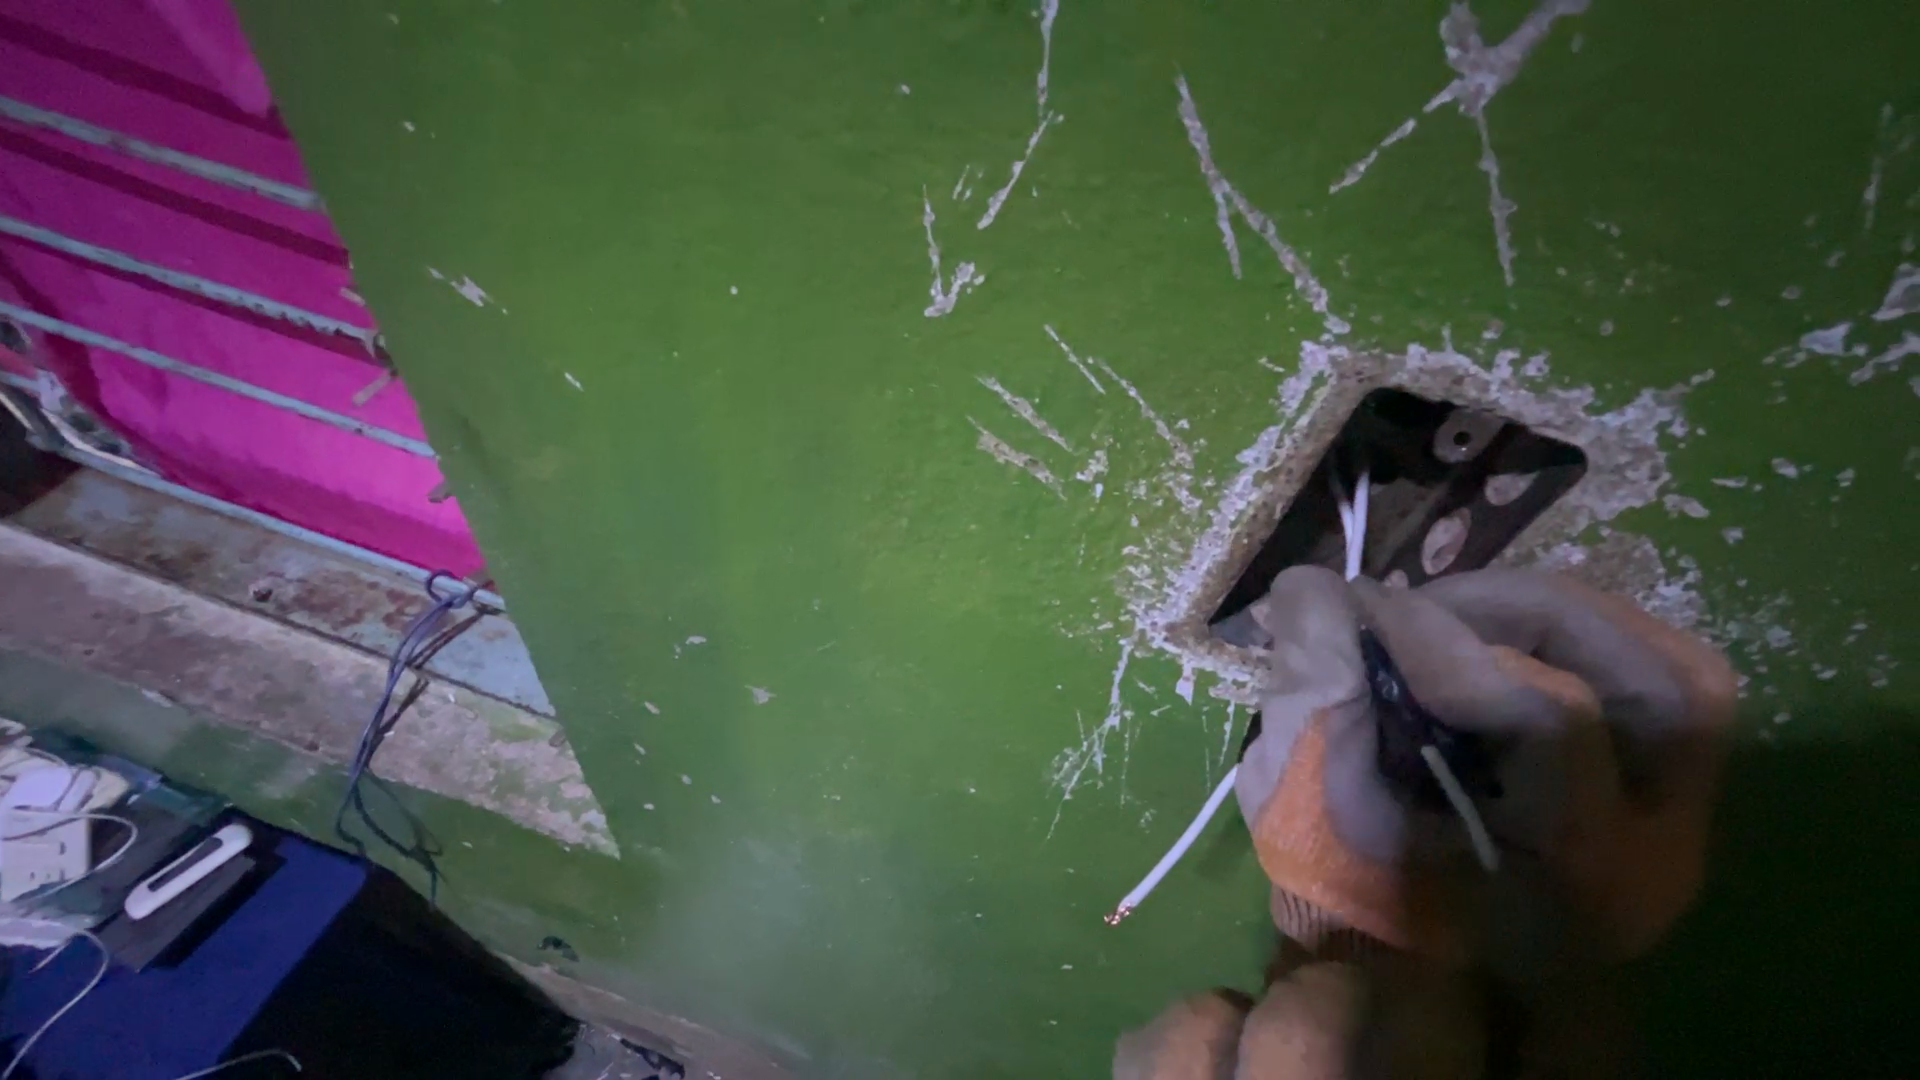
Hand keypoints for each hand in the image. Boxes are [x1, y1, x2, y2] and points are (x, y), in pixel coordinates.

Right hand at [1234, 565, 1735, 965]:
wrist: (1402, 959)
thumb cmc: (1346, 890)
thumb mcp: (1306, 805)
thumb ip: (1313, 696)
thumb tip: (1311, 587)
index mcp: (1565, 872)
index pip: (1549, 721)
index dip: (1446, 645)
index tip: (1357, 608)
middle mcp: (1656, 848)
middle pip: (1650, 685)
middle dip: (1515, 614)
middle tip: (1413, 602)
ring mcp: (1676, 818)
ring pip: (1674, 672)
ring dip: (1553, 618)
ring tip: (1452, 611)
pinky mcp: (1659, 789)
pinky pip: (1657, 684)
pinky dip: (1575, 642)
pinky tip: (1489, 640)